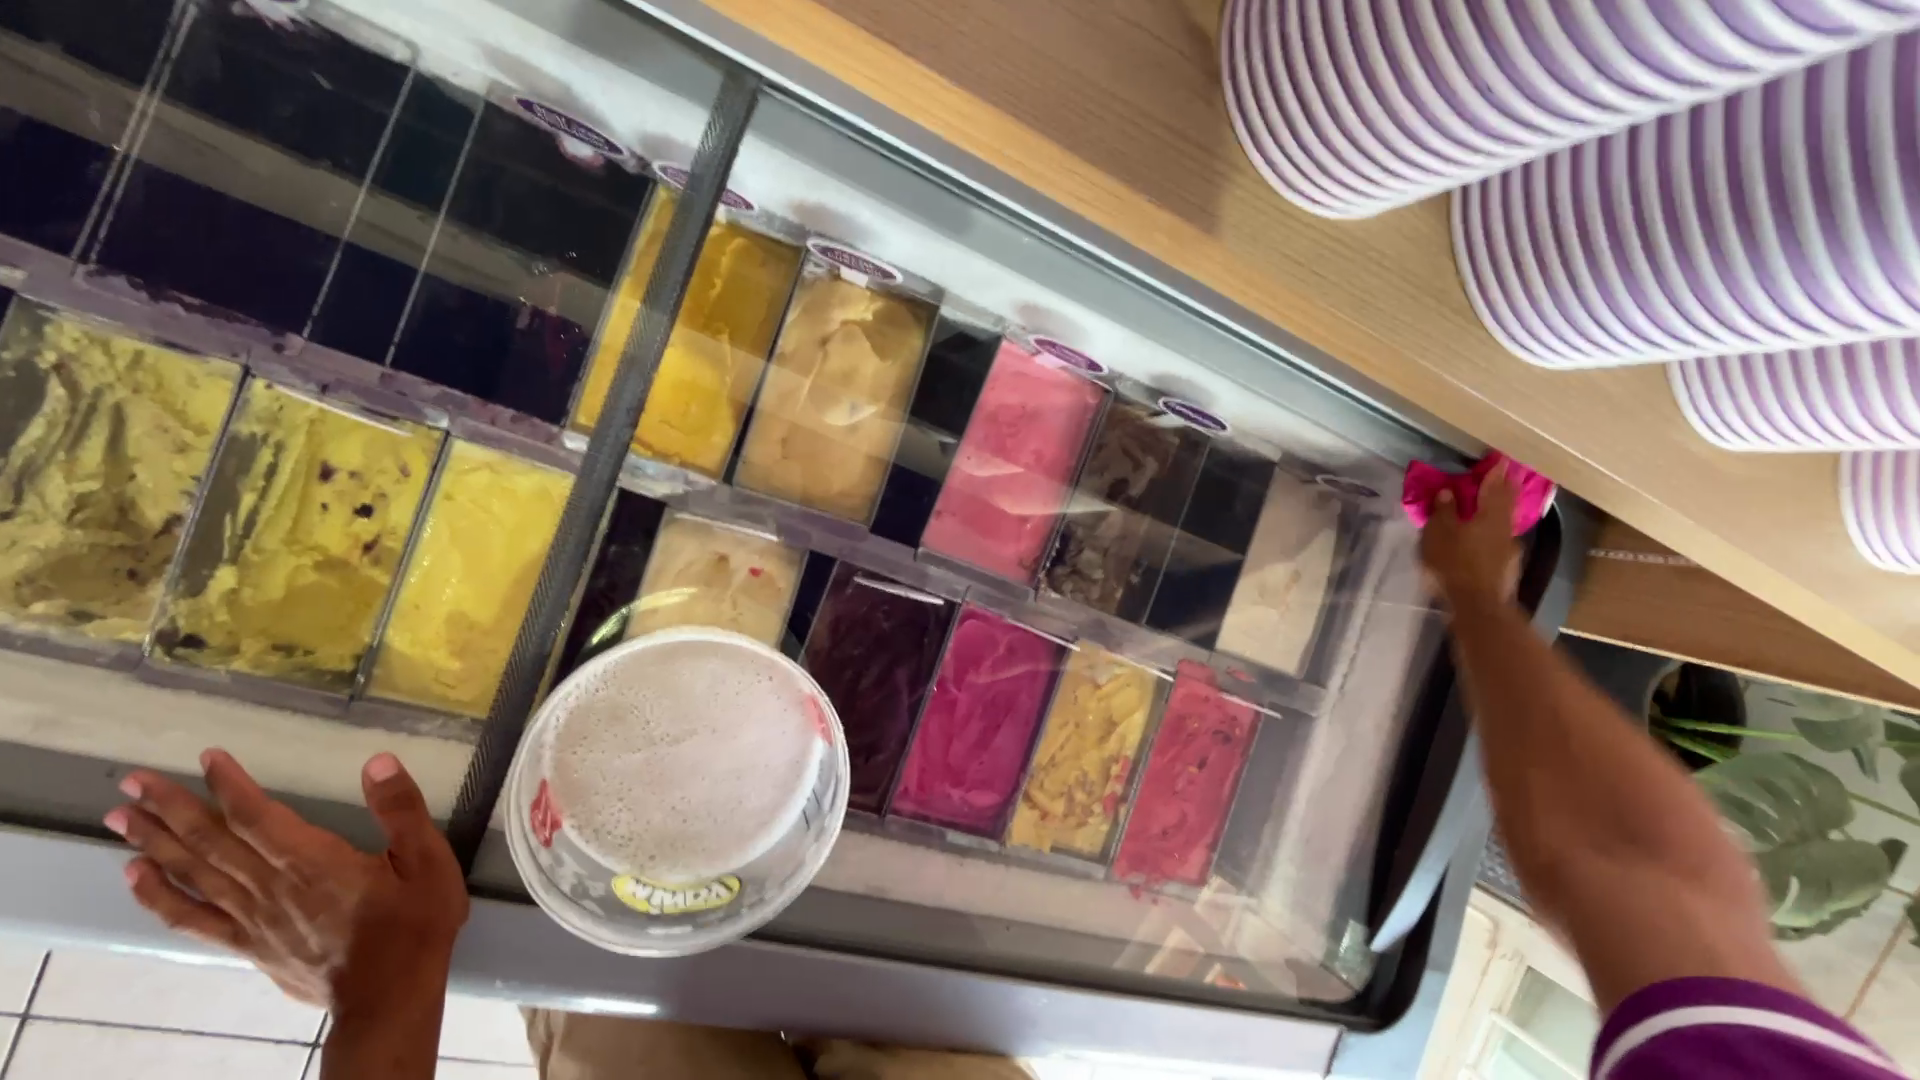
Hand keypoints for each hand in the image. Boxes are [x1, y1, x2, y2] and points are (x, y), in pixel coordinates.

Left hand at [104, 750, 469, 1007]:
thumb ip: (401, 810)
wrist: (390, 994)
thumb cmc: (415, 922)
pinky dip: (158, 896)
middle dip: (172, 808)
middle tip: (133, 781)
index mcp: (314, 862)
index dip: (231, 785)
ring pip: (194, 874)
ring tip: (120, 817)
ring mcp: (252, 918)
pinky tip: (138, 876)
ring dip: (155, 843)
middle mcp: (271, 886)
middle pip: (212, 842)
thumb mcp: (427, 860)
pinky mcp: (248, 944)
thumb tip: (377, 762)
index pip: (259, 816)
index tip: (208, 756)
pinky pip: (192, 918)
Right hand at [1420, 460, 1521, 610]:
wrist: (1479, 607)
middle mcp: (1505, 528)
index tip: (1499, 460)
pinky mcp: (1506, 569)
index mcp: (1490, 515)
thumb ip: (1443, 512)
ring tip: (1485, 512)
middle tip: (1498, 479)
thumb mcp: (1439, 534)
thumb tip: (1450, 491)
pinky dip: (1490, 536)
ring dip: (1495, 515)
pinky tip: (1482, 543)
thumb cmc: (1454, 564)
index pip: (1495, 486)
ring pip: (1502, 525)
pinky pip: (1498, 544)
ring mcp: (1509, 550)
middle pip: (1504, 504)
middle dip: (1500, 491)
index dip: (1495, 473)